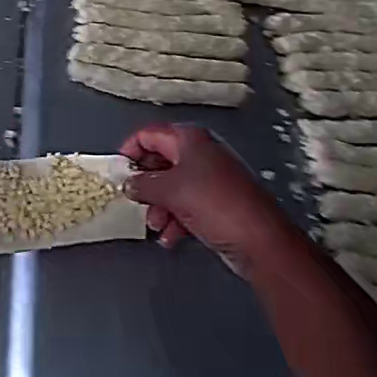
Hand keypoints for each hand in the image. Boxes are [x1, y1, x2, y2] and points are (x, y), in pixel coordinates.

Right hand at [120, 124, 299, 276]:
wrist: (259, 241)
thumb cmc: (214, 204)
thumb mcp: (170, 191)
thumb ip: (143, 184)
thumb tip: (128, 183)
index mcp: (189, 140)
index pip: (149, 134)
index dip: (130, 150)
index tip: (117, 171)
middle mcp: (200, 154)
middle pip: (160, 161)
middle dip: (145, 184)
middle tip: (134, 200)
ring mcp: (210, 179)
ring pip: (172, 187)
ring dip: (159, 206)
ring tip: (156, 225)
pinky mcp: (217, 203)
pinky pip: (186, 205)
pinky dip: (175, 219)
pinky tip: (171, 237)